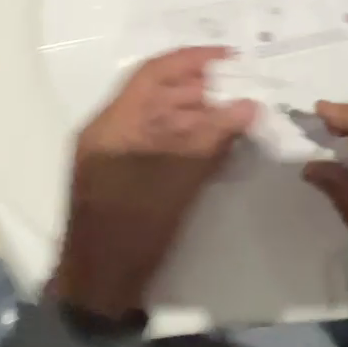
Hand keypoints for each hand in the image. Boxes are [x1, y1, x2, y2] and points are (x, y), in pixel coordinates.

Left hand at [47, 47, 256, 319]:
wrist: (99, 289)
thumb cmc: (132, 229)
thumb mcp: (177, 180)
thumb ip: (212, 138)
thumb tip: (249, 105)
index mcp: (112, 124)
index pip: (153, 74)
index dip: (191, 60)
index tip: (230, 57)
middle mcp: (111, 131)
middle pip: (158, 96)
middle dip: (202, 90)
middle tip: (243, 89)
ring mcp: (117, 155)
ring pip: (162, 122)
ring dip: (199, 116)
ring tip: (239, 117)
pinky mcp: (128, 178)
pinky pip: (160, 146)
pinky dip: (189, 141)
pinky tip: (220, 145)